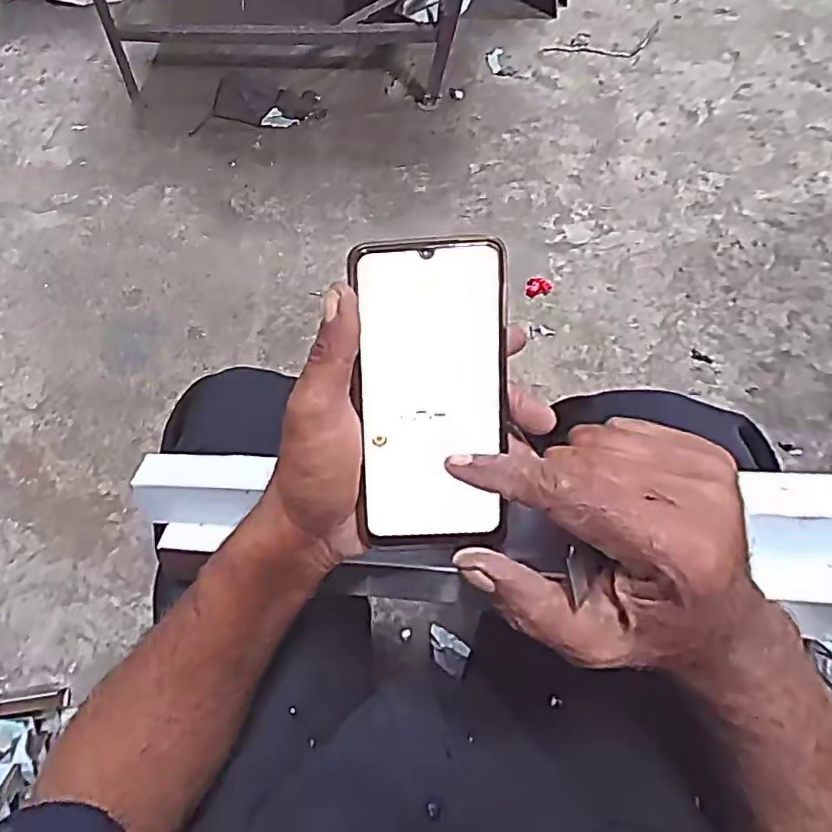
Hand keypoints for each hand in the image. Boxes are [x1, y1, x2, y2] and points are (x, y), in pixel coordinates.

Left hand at [260, 283, 556, 572]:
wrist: (314, 534)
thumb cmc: (305, 472)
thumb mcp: (316, 406)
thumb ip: (331, 353)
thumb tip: (340, 298)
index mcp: (366, 377)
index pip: (411, 336)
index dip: (447, 321)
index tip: (481, 311)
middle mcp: (391, 399)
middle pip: (449, 373)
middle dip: (488, 368)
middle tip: (515, 361)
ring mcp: (408, 432)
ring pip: (463, 412)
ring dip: (497, 411)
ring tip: (526, 417)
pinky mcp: (421, 462)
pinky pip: (461, 449)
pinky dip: (488, 449)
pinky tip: (507, 452)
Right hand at [445, 419, 787, 677]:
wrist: (723, 622)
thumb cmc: (663, 630)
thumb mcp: (590, 640)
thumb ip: (526, 601)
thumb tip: (476, 561)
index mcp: (675, 549)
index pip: (571, 491)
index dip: (510, 475)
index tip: (469, 466)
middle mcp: (699, 500)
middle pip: (577, 459)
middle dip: (546, 482)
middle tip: (557, 522)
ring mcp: (705, 469)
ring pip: (593, 436)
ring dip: (575, 467)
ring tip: (592, 510)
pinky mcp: (704, 449)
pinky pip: (619, 427)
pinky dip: (602, 452)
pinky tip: (615, 489)